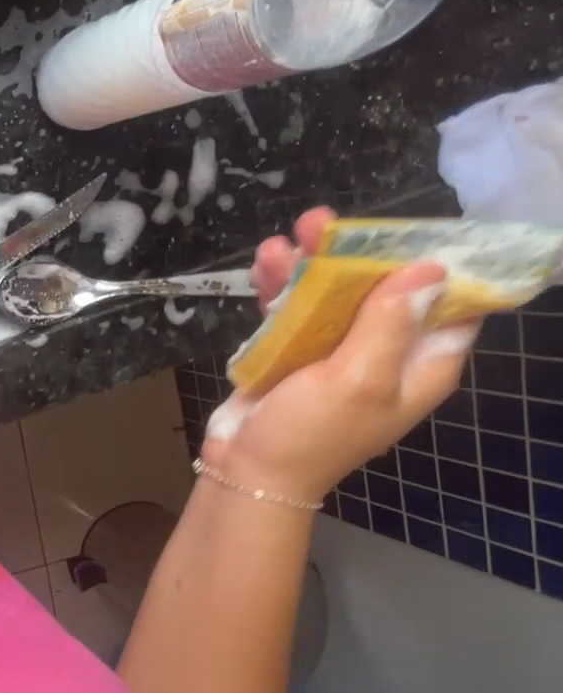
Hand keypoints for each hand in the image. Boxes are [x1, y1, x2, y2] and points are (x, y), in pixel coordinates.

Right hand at [202, 207, 479, 504]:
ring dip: (307, 267)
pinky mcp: (288, 356)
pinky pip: (289, 313)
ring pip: (328, 297)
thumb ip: (387, 326)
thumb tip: (425, 269)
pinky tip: (264, 264)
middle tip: (326, 222)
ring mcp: (332, 354)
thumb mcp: (357, 381)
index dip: (431, 265)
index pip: (446, 303)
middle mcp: (381, 353)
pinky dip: (278, 288)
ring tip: (286, 237)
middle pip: (377, 291)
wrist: (246, 470)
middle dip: (354, 255)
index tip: (405, 232)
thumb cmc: (309, 434)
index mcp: (418, 363)